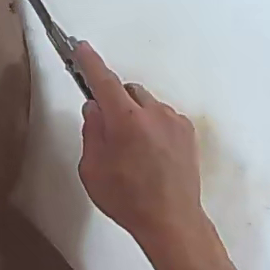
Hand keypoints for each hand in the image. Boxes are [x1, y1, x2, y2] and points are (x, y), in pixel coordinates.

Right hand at [73, 42, 220, 263]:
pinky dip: (153, 127)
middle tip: (106, 129)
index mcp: (125, 120)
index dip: (90, 62)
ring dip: (135, 116)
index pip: (103, 80)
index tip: (81, 48)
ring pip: (146, 105)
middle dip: (115, 102)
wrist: (171, 221)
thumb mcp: (92, 170)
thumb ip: (91, 132)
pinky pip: (163, 118)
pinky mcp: (187, 133)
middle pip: (127, 90)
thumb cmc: (128, 200)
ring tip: (131, 151)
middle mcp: (153, 113)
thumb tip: (94, 110)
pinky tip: (149, 155)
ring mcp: (174, 122)